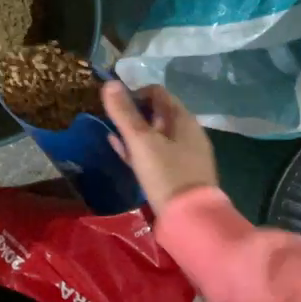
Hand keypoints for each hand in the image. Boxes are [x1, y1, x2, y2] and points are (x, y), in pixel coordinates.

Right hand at [103, 81, 217, 210]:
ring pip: (156, 133)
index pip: (156, 92)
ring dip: (135, 131)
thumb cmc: (165, 173)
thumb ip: (124, 112)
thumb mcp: (140, 141)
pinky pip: (158, 151)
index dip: (133, 94)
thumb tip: (110, 82)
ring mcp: (186, 153)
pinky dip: (141, 148)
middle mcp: (188, 132)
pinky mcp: (180, 171)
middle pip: (157, 112)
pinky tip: (124, 153)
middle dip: (133, 113)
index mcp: (182, 119)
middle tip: (112, 122)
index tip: (115, 107)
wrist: (190, 219)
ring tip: (115, 137)